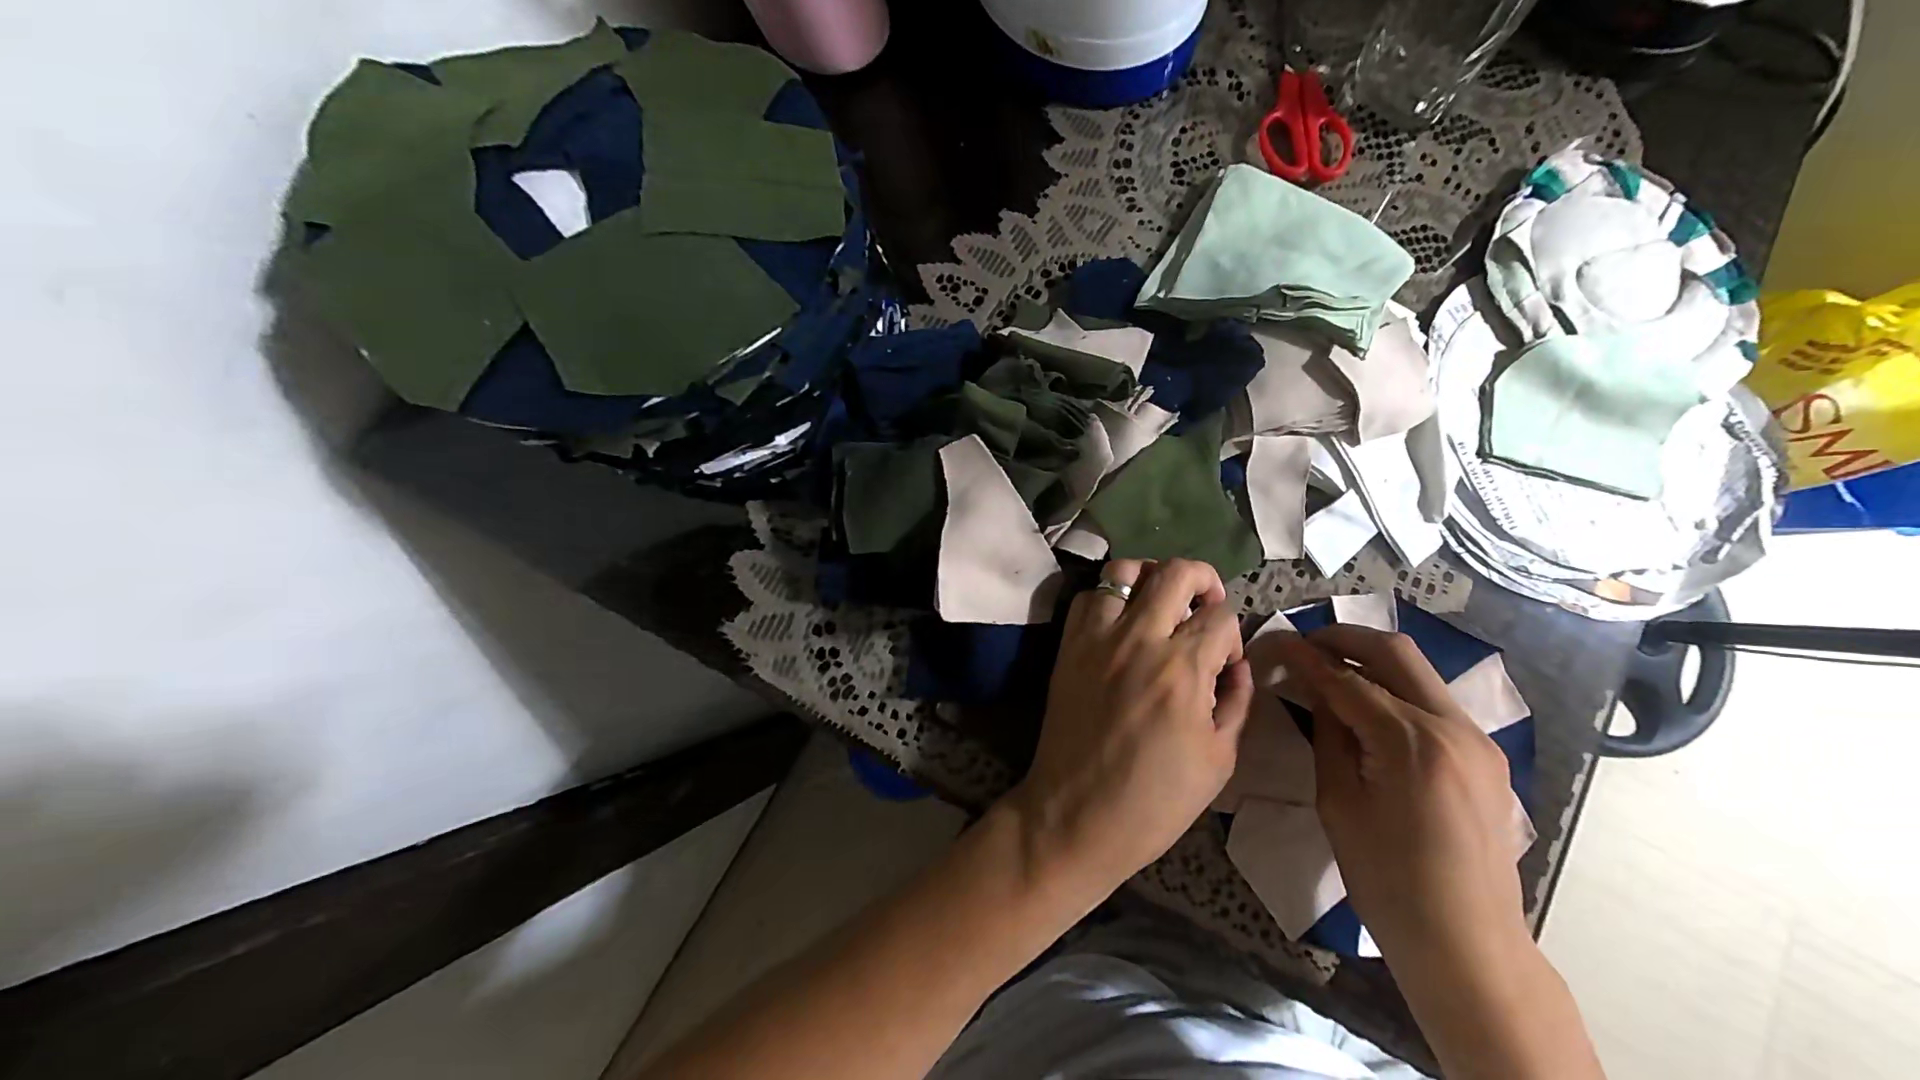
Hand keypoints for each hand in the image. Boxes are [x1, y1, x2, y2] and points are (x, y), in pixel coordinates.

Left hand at [1005, 558, 1253, 891]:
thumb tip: (1235, 662)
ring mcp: (1096, 638)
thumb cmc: (1154, 800)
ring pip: (1125, 571)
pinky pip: (1088, 596)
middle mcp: (1138, 640)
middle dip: (1203, 580)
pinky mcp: (1067, 646)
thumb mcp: (1219, 759)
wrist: (1074, 815)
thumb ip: (1235, 700)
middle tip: (1205, 606)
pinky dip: (1110, 595)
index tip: (1225, 658)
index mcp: (1182, 670)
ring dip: (1152, 577)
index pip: (1221, 616)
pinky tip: (1123, 621)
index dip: (1233, 631)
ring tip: (1161, 603)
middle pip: (1177, 573)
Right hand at [1252, 625, 1528, 970]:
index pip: (1347, 679)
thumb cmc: (1386, 878)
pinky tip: (1368, 706)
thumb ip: (1328, 734)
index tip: (1274, 641)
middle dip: (1345, 638)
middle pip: (1396, 653)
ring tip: (1329, 668)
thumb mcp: (1338, 801)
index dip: (1305, 657)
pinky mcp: (1486, 757)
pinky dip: (1396, 689)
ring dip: (1372, 660)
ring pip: (1419, 673)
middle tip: (1305, 643)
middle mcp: (1454, 728)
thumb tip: (1315, 690)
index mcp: (1412, 742)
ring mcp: (1478, 740)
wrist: (1466, 941)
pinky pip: (1434, 702)